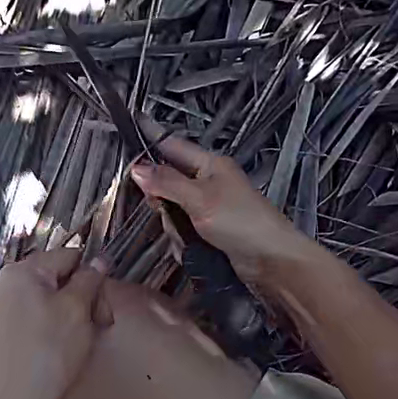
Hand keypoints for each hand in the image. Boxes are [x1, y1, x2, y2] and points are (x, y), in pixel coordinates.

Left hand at [0, 248, 107, 398]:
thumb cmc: (48, 355)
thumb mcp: (78, 309)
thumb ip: (90, 279)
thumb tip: (99, 261)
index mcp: (21, 271)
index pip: (69, 255)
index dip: (93, 276)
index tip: (104, 299)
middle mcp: (8, 285)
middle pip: (61, 277)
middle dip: (85, 297)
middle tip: (101, 322)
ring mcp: (6, 310)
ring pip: (54, 299)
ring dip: (77, 314)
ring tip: (85, 339)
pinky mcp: (9, 333)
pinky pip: (42, 318)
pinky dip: (61, 328)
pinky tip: (68, 349)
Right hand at [129, 136, 317, 289]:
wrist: (270, 260)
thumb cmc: (240, 221)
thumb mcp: (199, 198)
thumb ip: (166, 182)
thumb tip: (137, 168)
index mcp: (210, 163)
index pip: (172, 146)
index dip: (149, 143)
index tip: (126, 138)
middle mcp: (208, 181)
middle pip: (167, 181)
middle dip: (161, 199)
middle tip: (162, 210)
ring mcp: (209, 206)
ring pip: (172, 209)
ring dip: (173, 225)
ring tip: (184, 235)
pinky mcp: (210, 229)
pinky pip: (183, 229)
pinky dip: (182, 240)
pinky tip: (189, 248)